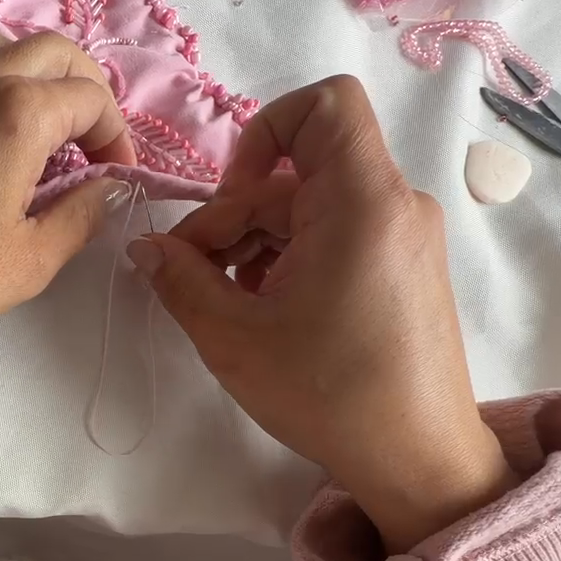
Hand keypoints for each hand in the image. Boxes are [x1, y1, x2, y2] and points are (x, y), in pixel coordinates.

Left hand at [0, 31, 134, 402]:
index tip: (113, 176)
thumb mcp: (31, 261)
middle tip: (89, 142)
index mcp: (20, 114)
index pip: (92, 98)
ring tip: (39, 123)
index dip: (116, 135)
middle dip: (86, 90)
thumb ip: (83, 216)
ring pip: (2, 44)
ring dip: (35, 72)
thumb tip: (106, 189)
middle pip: (55, 52)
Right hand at [129, 76, 515, 552]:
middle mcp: (391, 204)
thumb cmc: (324, 391)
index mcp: (360, 203)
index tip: (225, 201)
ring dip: (250, 245)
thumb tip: (145, 247)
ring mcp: (400, 237)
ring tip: (223, 304)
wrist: (415, 455)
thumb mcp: (231, 336)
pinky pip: (330, 237)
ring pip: (305, 209)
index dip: (260, 133)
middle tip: (190, 277)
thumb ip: (179, 279)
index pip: (321, 106)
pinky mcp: (398, 268)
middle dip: (231, 216)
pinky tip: (260, 312)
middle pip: (293, 175)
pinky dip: (283, 260)